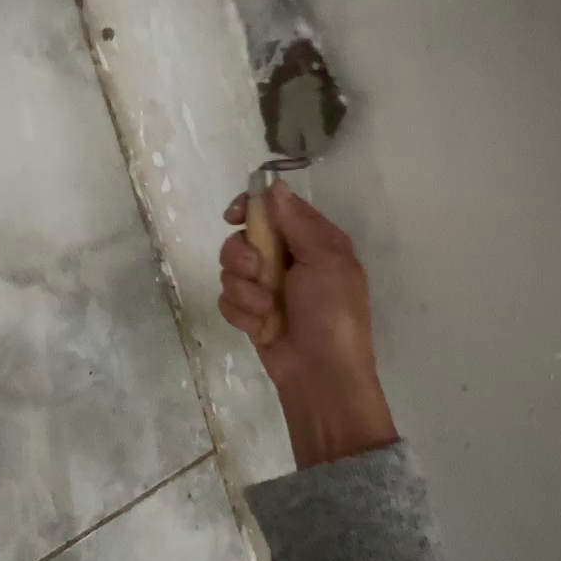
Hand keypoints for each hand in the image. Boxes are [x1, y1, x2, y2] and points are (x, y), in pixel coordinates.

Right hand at [219, 182, 397, 468]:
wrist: (320, 374)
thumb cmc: (333, 315)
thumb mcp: (326, 261)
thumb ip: (297, 222)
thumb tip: (274, 185)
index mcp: (313, 241)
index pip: (274, 208)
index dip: (250, 207)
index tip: (234, 216)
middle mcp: (287, 259)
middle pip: (242, 238)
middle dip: (243, 256)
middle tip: (259, 273)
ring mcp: (266, 287)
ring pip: (229, 269)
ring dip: (244, 291)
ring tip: (266, 311)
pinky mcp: (249, 312)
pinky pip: (227, 299)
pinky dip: (241, 313)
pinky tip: (261, 327)